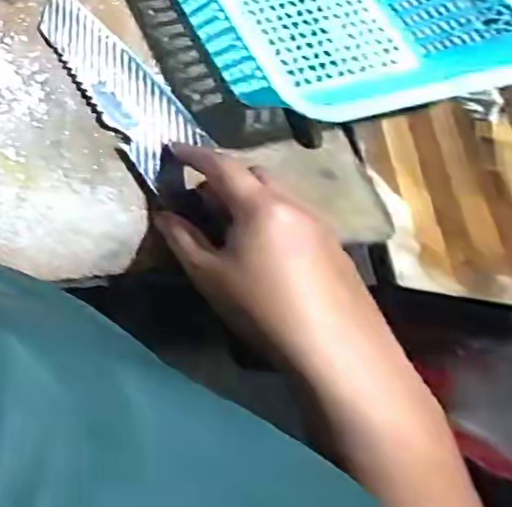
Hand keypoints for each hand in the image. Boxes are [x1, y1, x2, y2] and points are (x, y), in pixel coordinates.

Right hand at [152, 146, 396, 380]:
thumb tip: (164, 215)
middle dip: (224, 176)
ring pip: (277, 195)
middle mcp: (293, 205)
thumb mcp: (209, 276)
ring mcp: (321, 227)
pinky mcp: (337, 250)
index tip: (172, 149)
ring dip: (249, 198)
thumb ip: (181, 238)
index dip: (193, 153)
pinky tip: (263, 251)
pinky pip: (294, 216)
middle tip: (200, 198)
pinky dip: (270, 217)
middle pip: (254, 173)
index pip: (221, 164)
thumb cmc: (266, 311)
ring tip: (230, 227)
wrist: (347, 362)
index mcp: (260, 205)